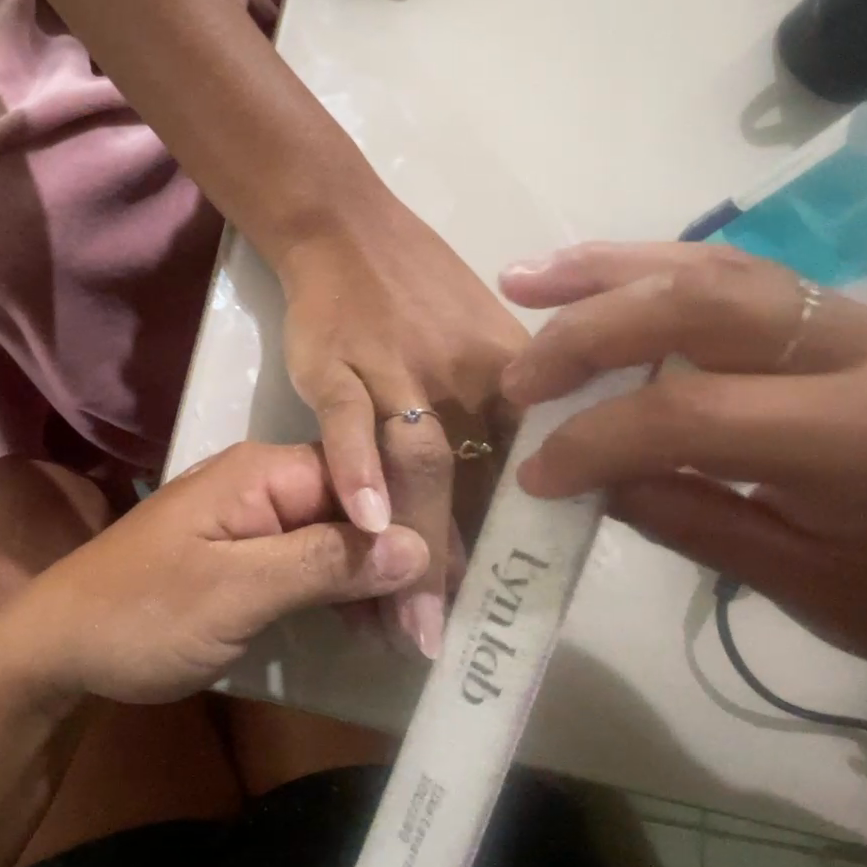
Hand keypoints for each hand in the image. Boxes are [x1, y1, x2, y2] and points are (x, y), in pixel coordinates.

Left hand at [0, 443, 429, 706]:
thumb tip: (415, 547)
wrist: (61, 647)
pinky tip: (371, 629)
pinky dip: (344, 593)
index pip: (362, 481)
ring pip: (340, 538)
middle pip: (357, 508)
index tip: (451, 592)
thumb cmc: (141, 615)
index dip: (412, 531)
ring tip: (411, 640)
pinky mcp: (249, 554)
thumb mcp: (234, 593)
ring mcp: (255, 518)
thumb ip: (322, 563)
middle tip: (437, 628)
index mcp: (261, 472)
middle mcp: (264, 482)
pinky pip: (314, 561)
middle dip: (401, 564)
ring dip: (377, 585)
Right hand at [277, 199, 525, 658]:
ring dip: (418, 542)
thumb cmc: (418, 288)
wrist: (345, 228)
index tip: (511, 606)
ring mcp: (398, 369)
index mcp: (509, 373)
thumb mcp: (481, 334)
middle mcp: (464, 376)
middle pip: (475, 479)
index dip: (519, 540)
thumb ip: (506, 409)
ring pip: (419, 462)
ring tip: (406, 621)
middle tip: (452, 638)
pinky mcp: (338, 364)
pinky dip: (357, 471)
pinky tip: (366, 526)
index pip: (528, 466)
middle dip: (462, 565)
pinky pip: (349, 422)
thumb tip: (529, 487)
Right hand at [498, 242, 866, 710]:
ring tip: (524, 280)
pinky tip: (597, 282)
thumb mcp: (794, 583)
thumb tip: (576, 472)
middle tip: (516, 378)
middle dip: (587, 335)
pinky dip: (653, 275)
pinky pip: (739, 278)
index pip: (693, 412)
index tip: (534, 473)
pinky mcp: (856, 318)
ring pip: (718, 266)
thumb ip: (677, 514)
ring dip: (607, 273)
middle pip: (700, 306)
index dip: (594, 438)